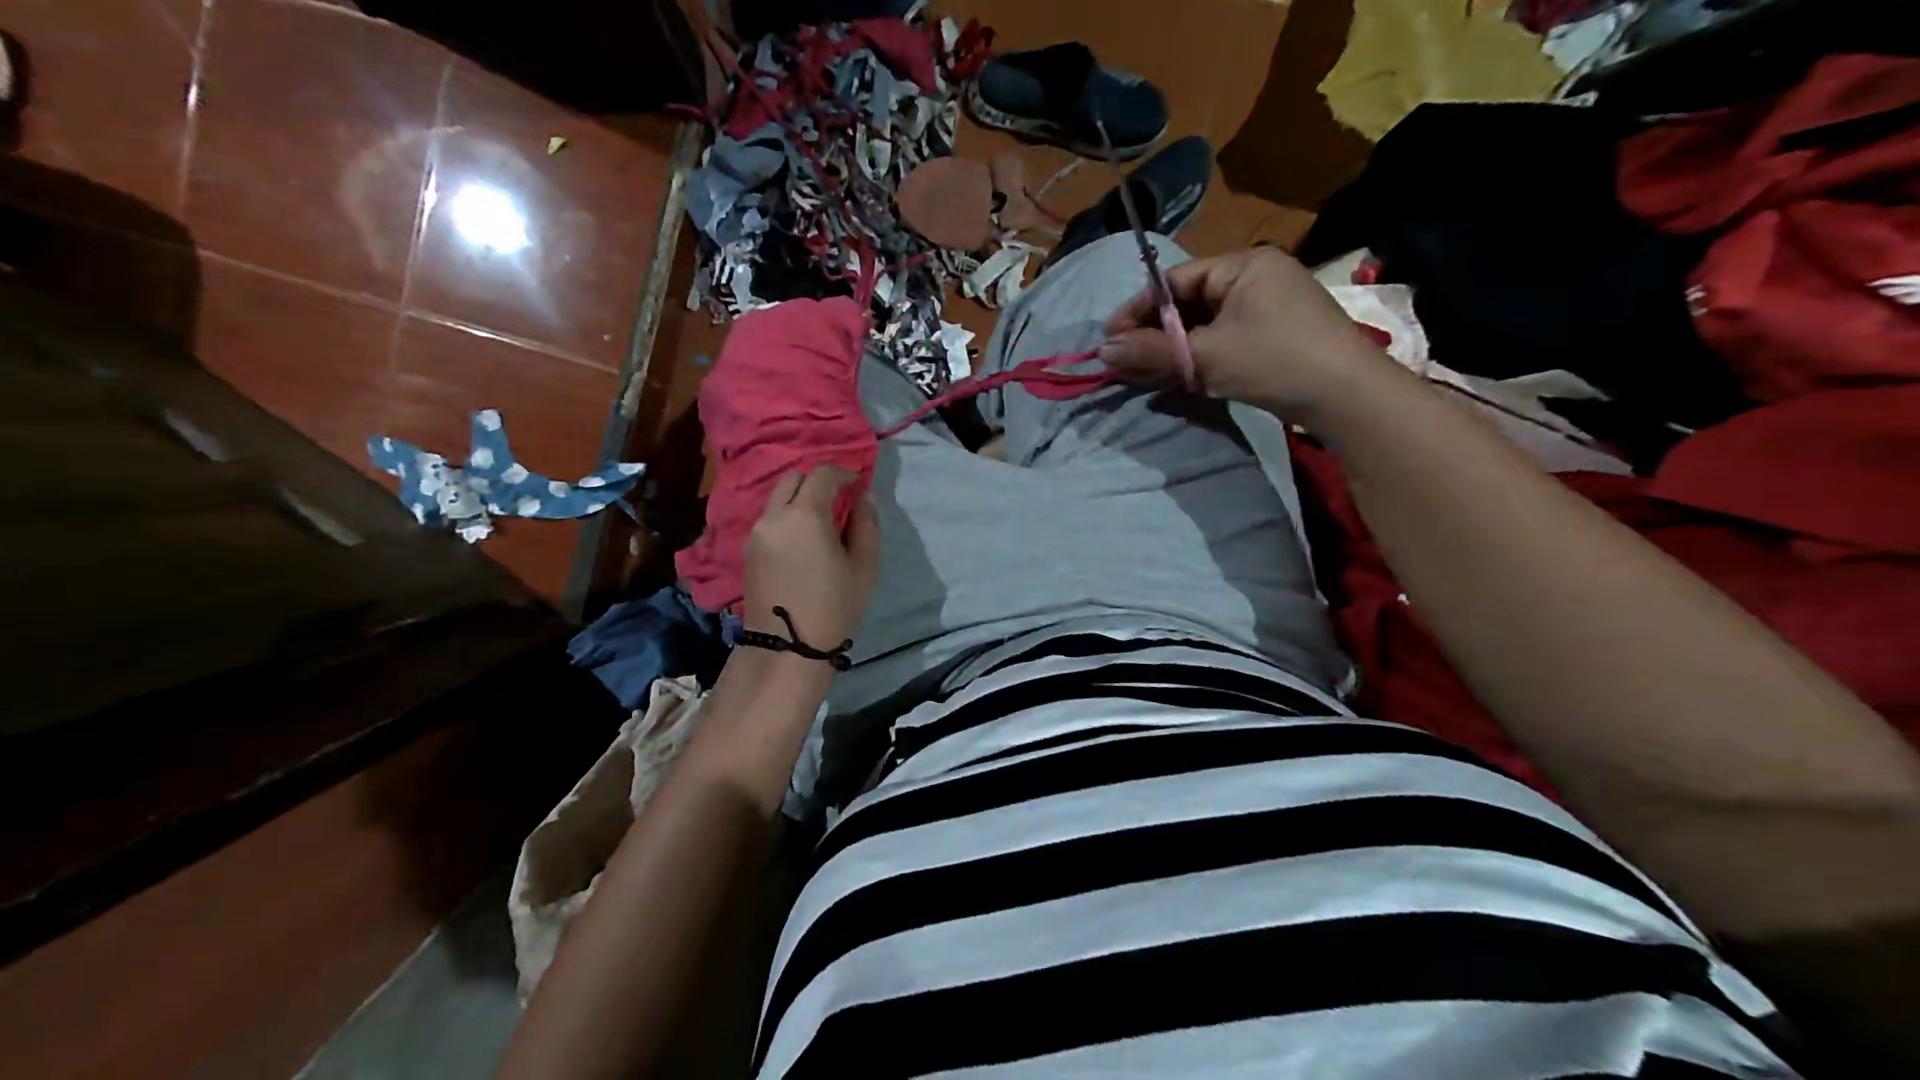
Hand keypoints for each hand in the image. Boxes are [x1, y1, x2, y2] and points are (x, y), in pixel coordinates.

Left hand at [741, 466, 879, 653]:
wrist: (787, 647)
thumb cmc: (834, 606)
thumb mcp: (864, 566)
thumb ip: (866, 524)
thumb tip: (864, 497)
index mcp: (805, 515)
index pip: (823, 474)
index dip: (844, 473)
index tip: (859, 484)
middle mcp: (774, 516)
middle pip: (793, 478)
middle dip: (818, 482)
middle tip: (839, 500)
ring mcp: (756, 533)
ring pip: (777, 498)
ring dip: (800, 499)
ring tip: (822, 523)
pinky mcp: (747, 550)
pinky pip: (769, 519)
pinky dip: (787, 517)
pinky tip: (803, 541)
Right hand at [1100, 247, 1402, 420]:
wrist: (1347, 397)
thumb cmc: (1275, 361)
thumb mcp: (1207, 356)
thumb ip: (1152, 352)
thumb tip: (1103, 352)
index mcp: (1243, 265)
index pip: (1175, 280)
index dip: (1138, 309)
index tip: (1110, 338)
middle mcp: (1256, 278)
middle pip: (1189, 301)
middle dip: (1155, 332)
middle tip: (1125, 360)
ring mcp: (1267, 308)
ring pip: (1205, 324)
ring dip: (1174, 348)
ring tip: (1146, 372)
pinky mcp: (1274, 336)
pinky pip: (1223, 339)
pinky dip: (1199, 357)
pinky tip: (1181, 376)